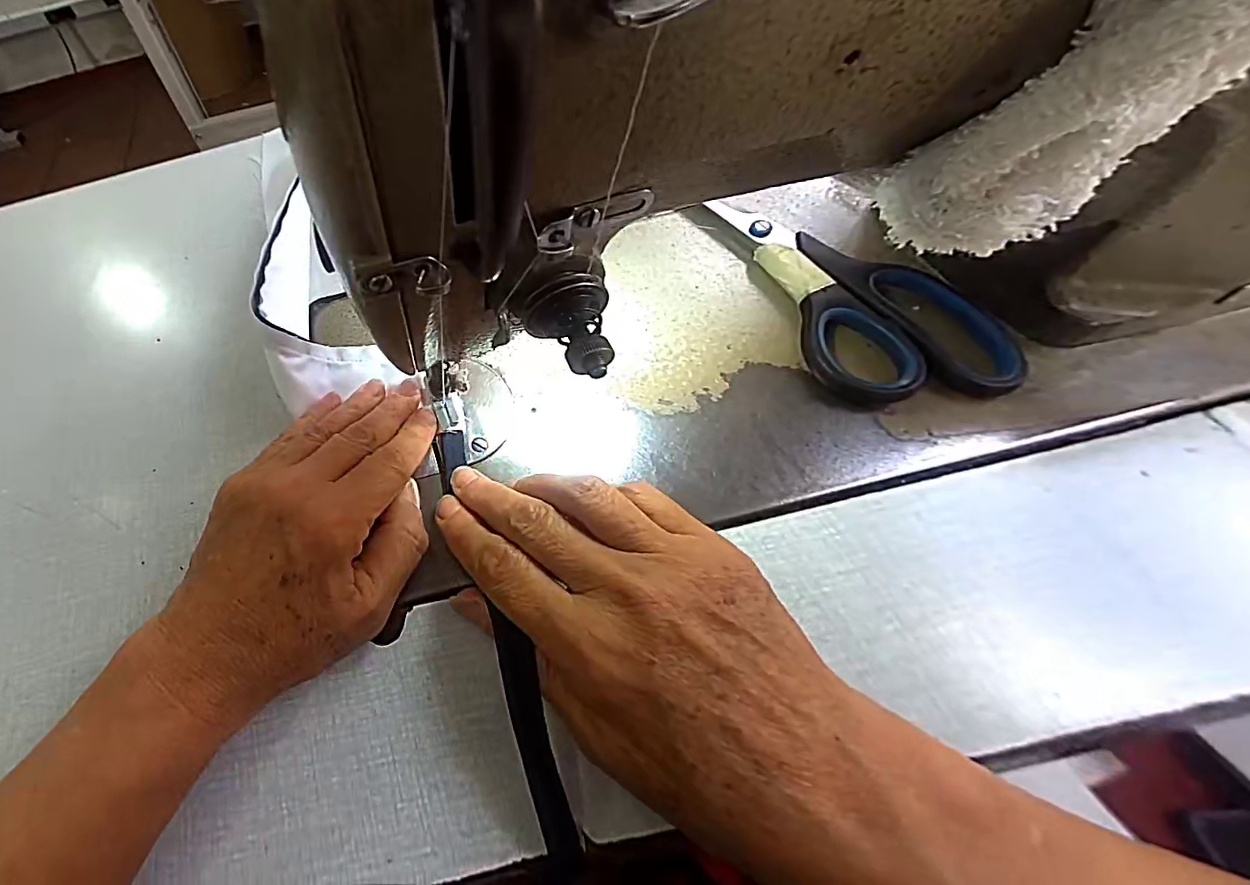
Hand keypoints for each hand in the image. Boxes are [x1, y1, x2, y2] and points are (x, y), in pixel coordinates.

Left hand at [142, 379, 435, 727]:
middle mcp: (298, 489)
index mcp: (333, 521)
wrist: (209, 648)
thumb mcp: (369, 607)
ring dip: (355, 406)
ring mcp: (265, 480)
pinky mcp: (243, 482)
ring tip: (380, 388)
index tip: (429, 418)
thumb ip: (401, 544)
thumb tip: (406, 492)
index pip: (387, 463)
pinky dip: (313, 418)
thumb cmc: (291, 638)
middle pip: (357, 437)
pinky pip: (287, 438)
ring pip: (321, 430)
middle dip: (390, 411)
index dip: (413, 437)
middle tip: (411, 392)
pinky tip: (331, 403)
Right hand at [435, 470, 902, 880]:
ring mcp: (672, 561)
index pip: (506, 571)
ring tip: (521, 484)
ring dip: (545, 483)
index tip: (450, 515)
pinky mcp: (711, 547)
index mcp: (588, 645)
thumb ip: (534, 659)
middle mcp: (624, 590)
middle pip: (537, 523)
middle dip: (491, 497)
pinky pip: (648, 499)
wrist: (800, 763)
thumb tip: (482, 609)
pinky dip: (610, 492)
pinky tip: (595, 498)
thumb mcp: (595, 730)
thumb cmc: (695, 768)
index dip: (469, 538)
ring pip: (590, 497)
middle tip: (466, 481)